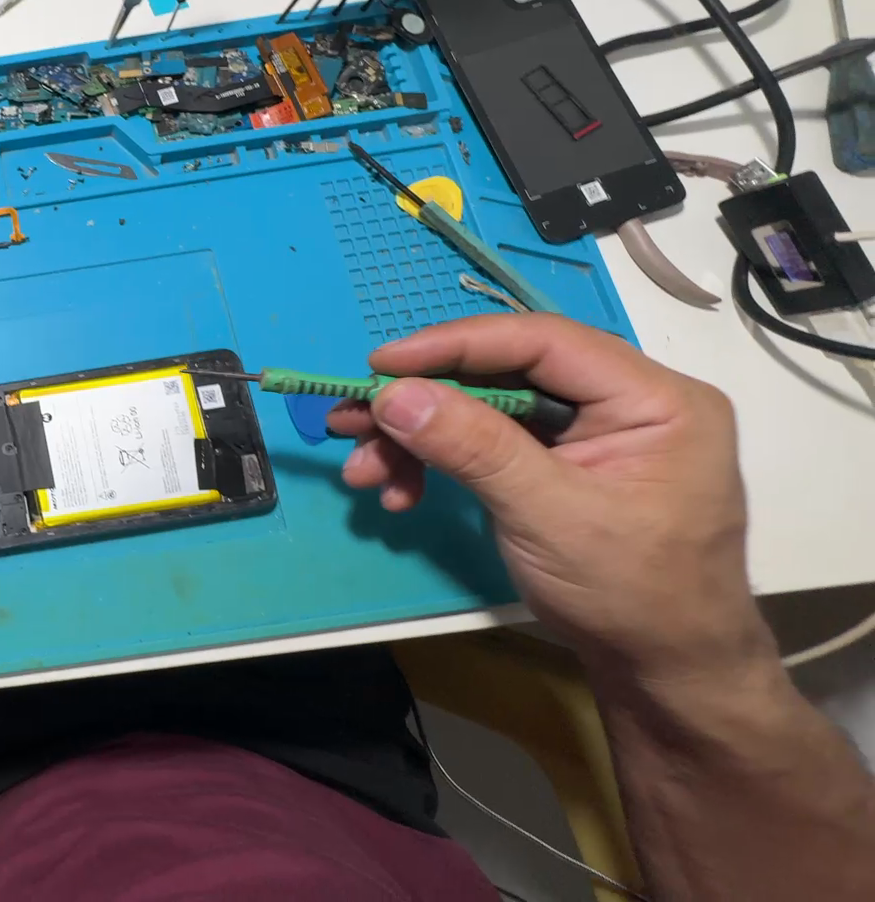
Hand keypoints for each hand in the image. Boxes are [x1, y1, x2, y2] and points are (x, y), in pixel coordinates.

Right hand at [327, 314, 769, 679]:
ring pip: (472, 407)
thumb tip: (392, 395)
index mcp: (650, 399)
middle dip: (417, 401)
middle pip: (495, 374)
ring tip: (363, 472)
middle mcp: (615, 400)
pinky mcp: (543, 457)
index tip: (378, 366)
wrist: (659, 666)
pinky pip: (471, 441)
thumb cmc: (631, 591)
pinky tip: (398, 493)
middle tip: (350, 420)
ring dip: (409, 439)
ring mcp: (577, 431)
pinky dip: (426, 463)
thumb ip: (474, 448)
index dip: (453, 345)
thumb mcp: (549, 517)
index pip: (540, 342)